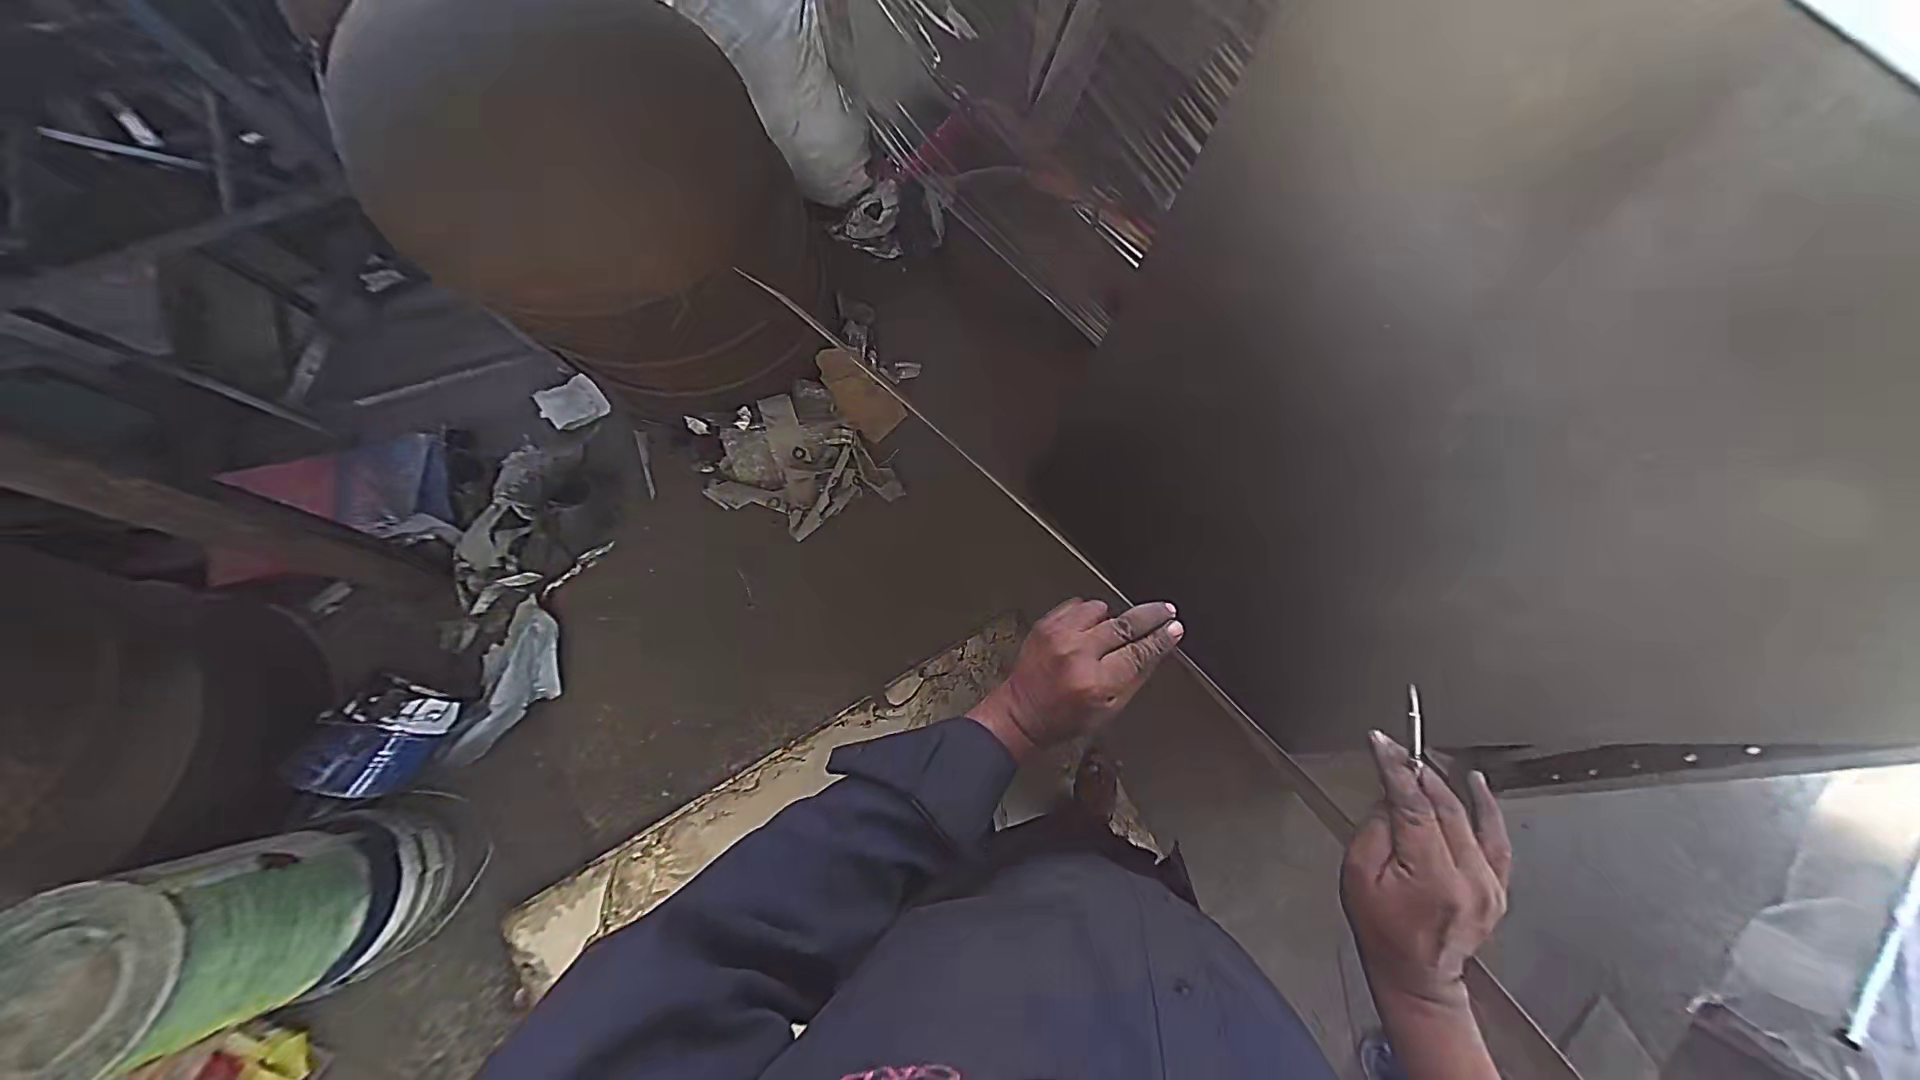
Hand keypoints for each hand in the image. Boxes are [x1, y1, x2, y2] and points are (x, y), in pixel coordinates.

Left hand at [968, 598, 1182, 760]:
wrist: (1022, 712)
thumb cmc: (1063, 718)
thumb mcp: (1110, 710)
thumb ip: (1136, 677)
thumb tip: (1158, 649)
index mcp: (1096, 682)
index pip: (1140, 652)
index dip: (1162, 638)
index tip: (1174, 629)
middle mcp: (1076, 655)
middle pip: (1126, 624)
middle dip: (1151, 615)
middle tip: (1166, 611)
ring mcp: (1058, 636)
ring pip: (1102, 609)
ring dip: (1113, 617)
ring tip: (1113, 632)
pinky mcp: (1045, 625)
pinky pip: (1078, 605)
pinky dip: (1088, 614)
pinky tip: (1089, 627)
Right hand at [1341, 732, 1510, 1012]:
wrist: (1415, 972)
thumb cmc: (1381, 928)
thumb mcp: (1357, 873)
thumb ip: (1375, 829)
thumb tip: (1391, 798)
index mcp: (1433, 878)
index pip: (1414, 807)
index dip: (1395, 770)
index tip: (1381, 744)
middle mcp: (1470, 880)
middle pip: (1444, 807)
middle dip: (1416, 772)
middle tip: (1395, 748)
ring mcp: (1490, 884)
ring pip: (1469, 817)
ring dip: (1443, 783)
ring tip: (1421, 761)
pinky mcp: (1498, 886)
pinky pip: (1496, 837)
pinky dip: (1486, 807)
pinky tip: (1477, 784)